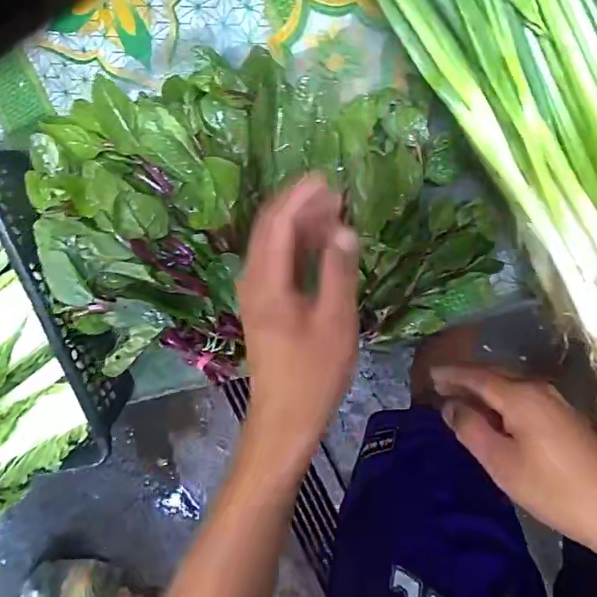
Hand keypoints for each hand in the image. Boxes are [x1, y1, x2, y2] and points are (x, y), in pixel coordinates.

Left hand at [238, 175, 359, 456]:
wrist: (283, 419)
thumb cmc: (312, 374)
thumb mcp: (335, 321)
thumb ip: (338, 271)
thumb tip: (344, 229)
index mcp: (266, 280)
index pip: (278, 221)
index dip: (300, 195)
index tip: (326, 178)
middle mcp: (253, 279)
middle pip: (271, 227)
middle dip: (301, 205)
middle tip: (336, 193)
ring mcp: (255, 291)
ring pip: (274, 243)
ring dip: (301, 224)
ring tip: (336, 212)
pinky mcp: (263, 303)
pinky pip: (278, 261)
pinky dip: (299, 247)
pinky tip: (323, 245)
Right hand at [432, 364, 596, 555]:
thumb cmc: (553, 490)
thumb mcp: (501, 463)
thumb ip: (471, 429)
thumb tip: (451, 406)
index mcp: (520, 395)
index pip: (477, 375)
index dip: (451, 374)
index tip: (429, 374)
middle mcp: (538, 390)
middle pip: (495, 375)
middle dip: (466, 378)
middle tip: (440, 384)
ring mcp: (556, 403)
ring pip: (510, 385)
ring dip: (484, 388)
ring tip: (461, 397)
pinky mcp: (566, 419)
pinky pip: (523, 397)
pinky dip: (501, 399)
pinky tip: (495, 414)